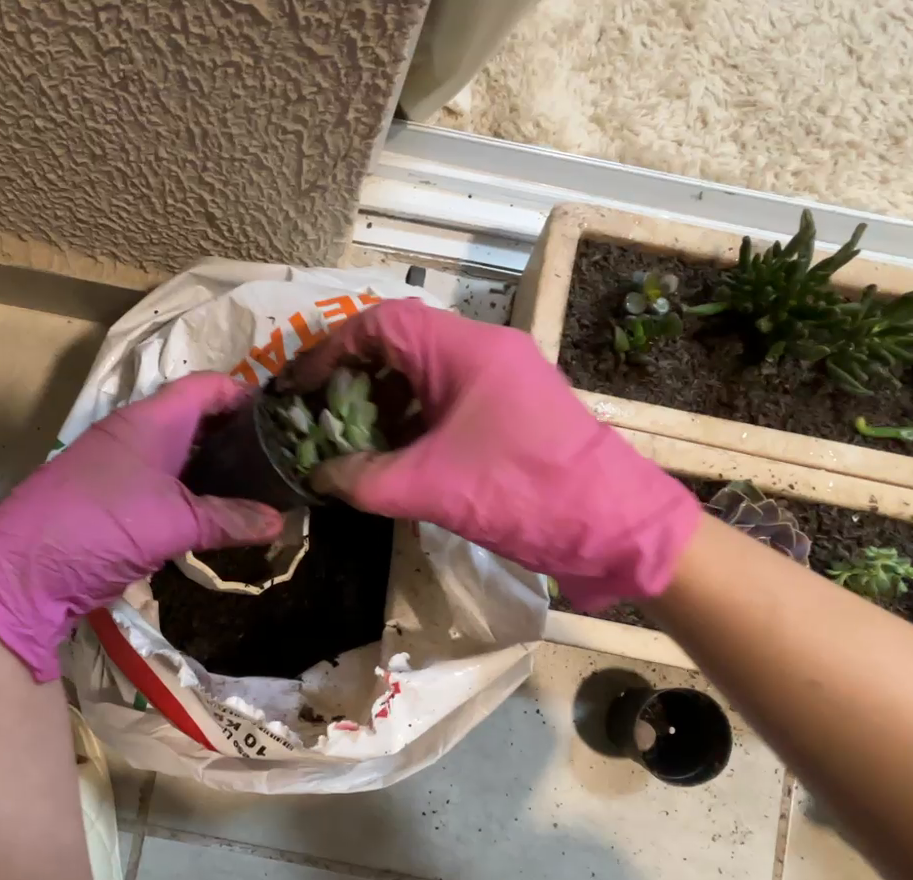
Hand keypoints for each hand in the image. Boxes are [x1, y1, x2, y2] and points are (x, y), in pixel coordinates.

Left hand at [0, 373, 283, 680]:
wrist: (26, 569)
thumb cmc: (103, 525)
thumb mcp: (175, 523)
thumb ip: (230, 519)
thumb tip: (282, 523)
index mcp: (152, 419)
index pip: (209, 386)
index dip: (247, 395)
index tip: (283, 420)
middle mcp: (138, 433)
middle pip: (198, 419)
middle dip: (238, 436)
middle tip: (279, 459)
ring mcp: (124, 466)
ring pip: (182, 455)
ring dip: (216, 470)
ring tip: (259, 487)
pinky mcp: (116, 499)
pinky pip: (165, 486)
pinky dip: (193, 495)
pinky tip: (218, 515)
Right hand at [282, 298, 700, 608]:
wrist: (613, 524)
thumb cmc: (521, 491)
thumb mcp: (430, 487)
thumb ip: (363, 480)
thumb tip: (317, 476)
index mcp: (464, 350)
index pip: (382, 322)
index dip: (331, 349)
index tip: (299, 385)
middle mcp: (482, 351)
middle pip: (398, 344)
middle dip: (351, 377)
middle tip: (316, 413)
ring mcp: (498, 380)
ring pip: (420, 374)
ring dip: (378, 403)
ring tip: (344, 439)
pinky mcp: (507, 410)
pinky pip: (442, 400)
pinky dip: (407, 421)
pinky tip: (386, 455)